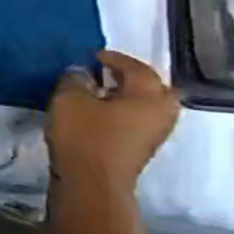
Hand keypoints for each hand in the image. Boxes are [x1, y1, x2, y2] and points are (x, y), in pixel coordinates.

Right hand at [45, 50, 177, 196]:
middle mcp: (162, 111)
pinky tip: (100, 109)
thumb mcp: (70, 100)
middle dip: (129, 77)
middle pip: (150, 87)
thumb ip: (75, 80)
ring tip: (100, 89)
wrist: (92, 179)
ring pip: (145, 103)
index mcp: (151, 96)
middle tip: (104, 70)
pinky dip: (122, 108)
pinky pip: (136, 117)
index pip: (137, 69)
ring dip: (126, 93)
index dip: (115, 59)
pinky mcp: (142, 144)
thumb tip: (80, 72)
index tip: (94, 54)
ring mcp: (155, 131)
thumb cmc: (85, 134)